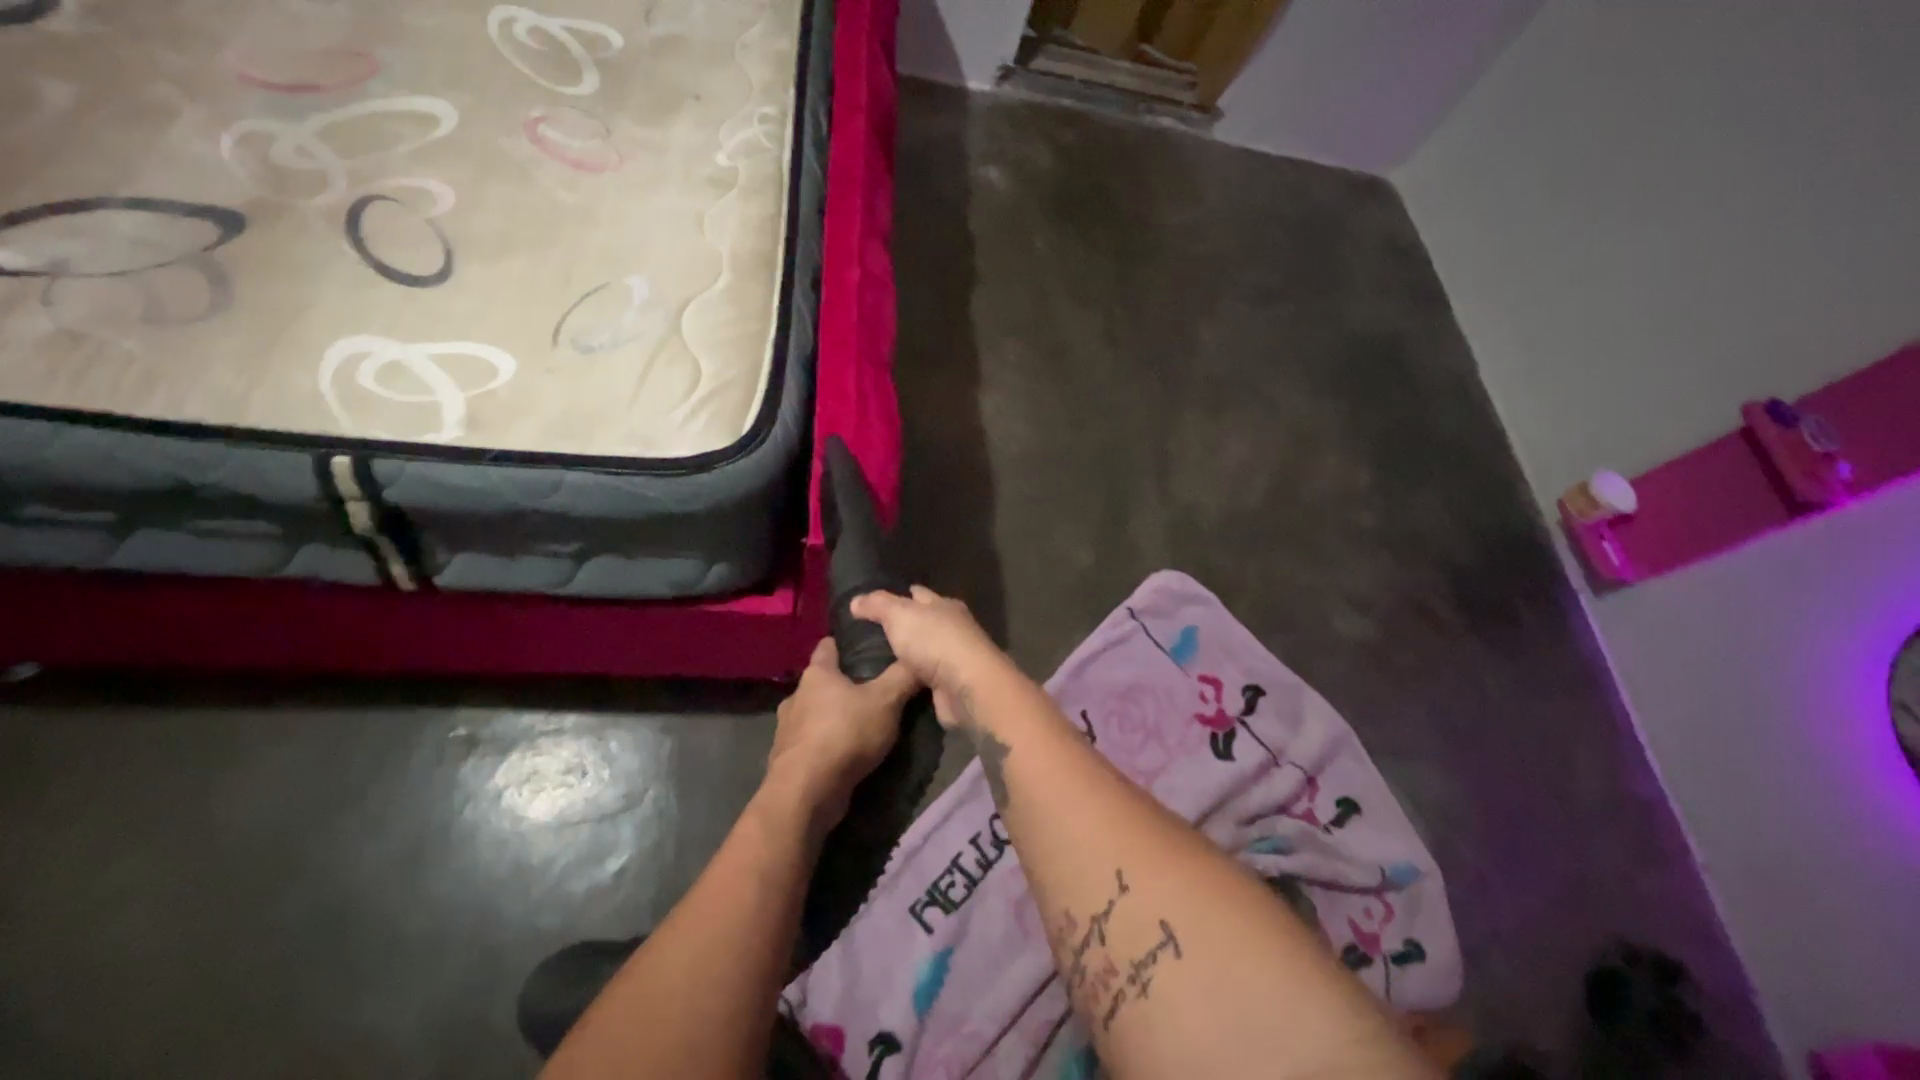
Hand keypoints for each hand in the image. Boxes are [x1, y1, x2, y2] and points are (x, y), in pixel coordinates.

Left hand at [766, 637, 919, 826]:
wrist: (806, 791)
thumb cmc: (845, 733)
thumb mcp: (886, 701)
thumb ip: (903, 677)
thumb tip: (917, 657)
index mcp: (816, 675)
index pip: (827, 647)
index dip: (842, 644)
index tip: (860, 645)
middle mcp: (796, 698)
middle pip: (820, 684)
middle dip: (841, 687)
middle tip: (870, 691)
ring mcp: (787, 731)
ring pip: (813, 716)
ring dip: (831, 719)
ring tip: (858, 726)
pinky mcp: (787, 761)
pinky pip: (810, 746)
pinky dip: (825, 747)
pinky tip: (843, 755)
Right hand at [848, 586, 1009, 729]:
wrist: (965, 689)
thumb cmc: (934, 642)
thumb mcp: (900, 614)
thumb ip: (877, 604)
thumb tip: (855, 600)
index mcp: (944, 606)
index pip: (918, 595)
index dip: (900, 594)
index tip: (875, 602)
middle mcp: (951, 629)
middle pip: (922, 623)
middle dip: (900, 626)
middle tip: (866, 633)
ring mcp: (950, 659)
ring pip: (921, 652)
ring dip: (903, 655)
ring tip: (870, 658)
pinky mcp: (947, 686)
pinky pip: (921, 677)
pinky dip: (908, 678)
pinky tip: (888, 680)